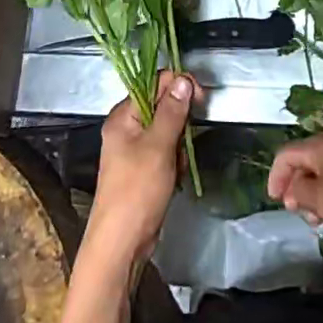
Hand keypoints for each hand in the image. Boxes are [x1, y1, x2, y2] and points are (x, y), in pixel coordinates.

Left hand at [84, 71, 195, 263]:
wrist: (122, 242)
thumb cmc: (137, 191)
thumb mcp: (158, 146)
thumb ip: (171, 111)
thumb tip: (183, 80)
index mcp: (123, 116)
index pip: (153, 83)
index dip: (178, 86)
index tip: (200, 99)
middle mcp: (126, 127)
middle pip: (162, 106)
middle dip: (180, 124)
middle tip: (183, 144)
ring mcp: (134, 149)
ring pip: (167, 131)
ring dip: (179, 146)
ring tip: (176, 167)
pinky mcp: (143, 168)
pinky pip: (165, 152)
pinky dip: (175, 162)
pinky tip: (175, 178)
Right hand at [267, 134, 322, 247]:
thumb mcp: (321, 201)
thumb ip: (298, 191)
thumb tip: (290, 188)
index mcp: (319, 147)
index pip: (285, 155)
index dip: (275, 176)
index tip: (274, 201)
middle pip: (302, 161)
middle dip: (293, 186)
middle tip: (294, 211)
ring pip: (318, 171)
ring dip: (310, 192)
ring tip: (313, 218)